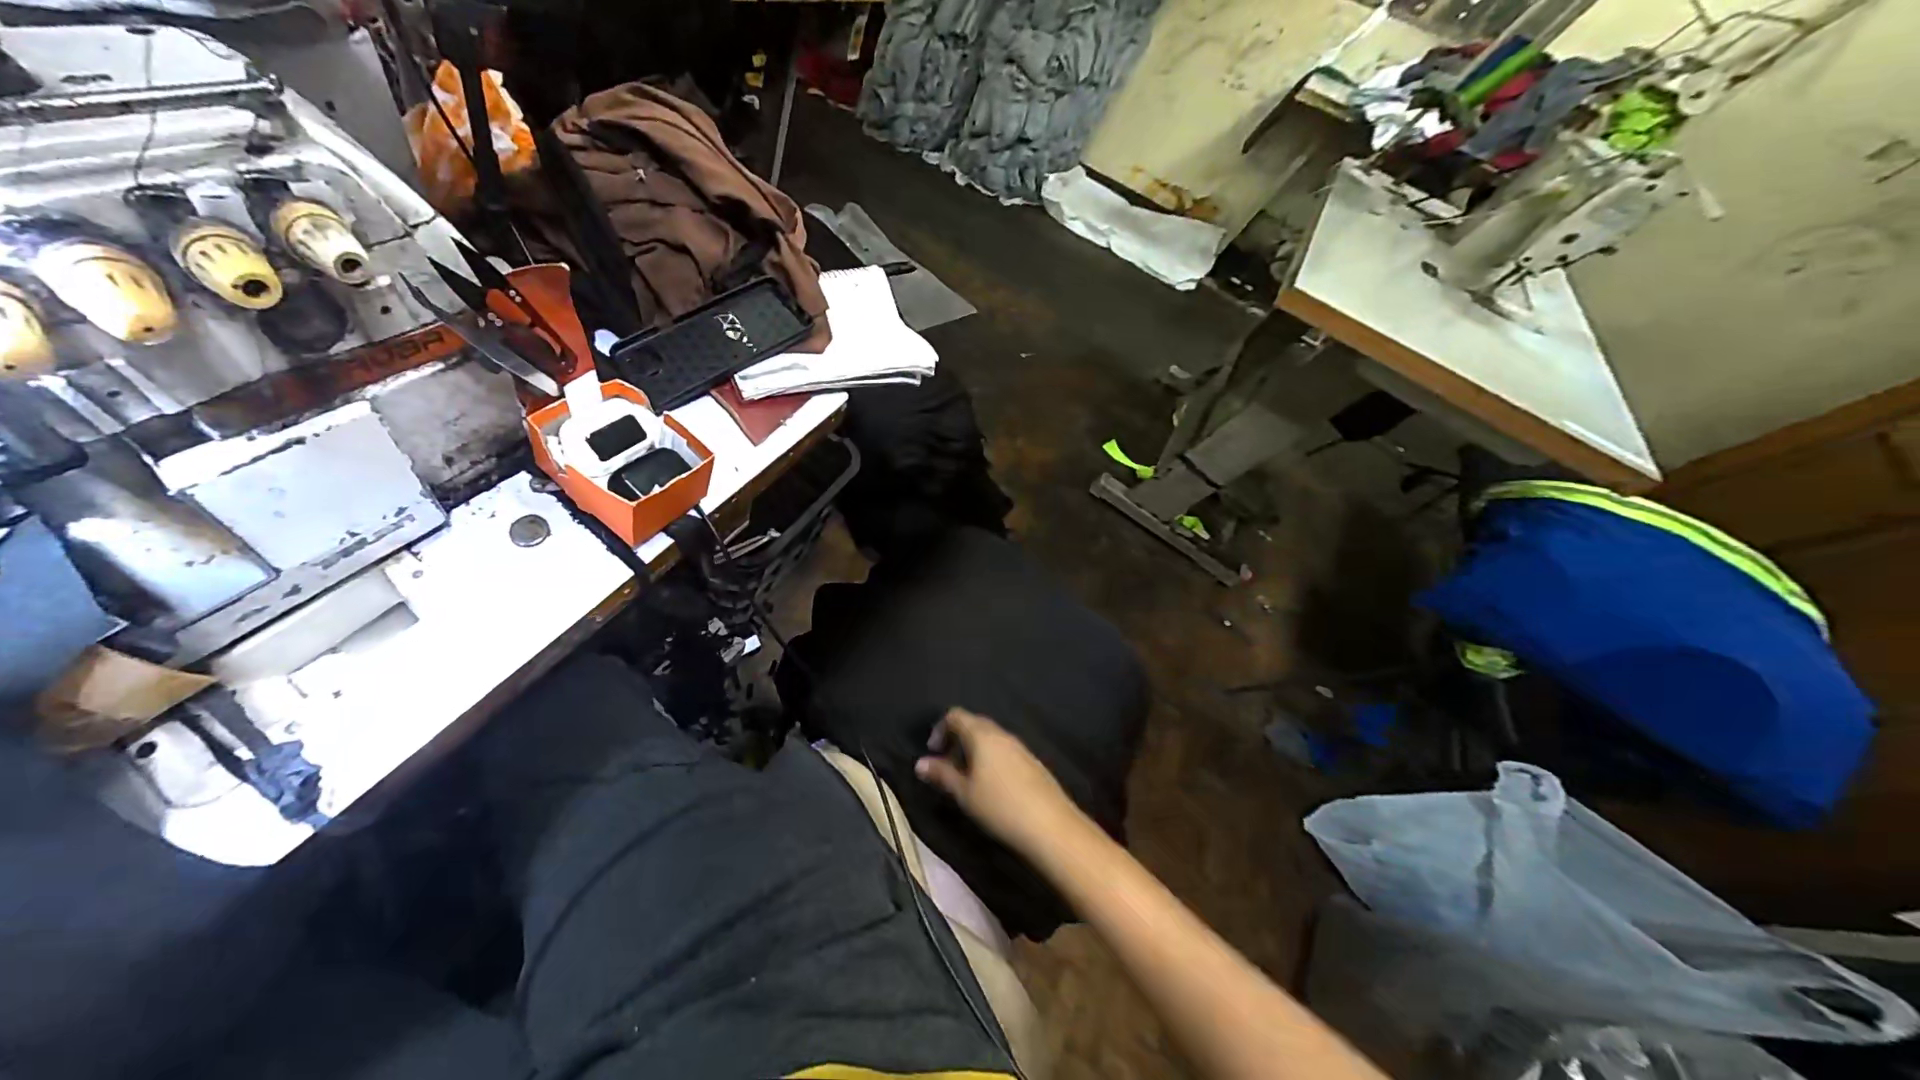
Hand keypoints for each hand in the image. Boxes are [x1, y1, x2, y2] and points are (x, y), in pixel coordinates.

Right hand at [915, 708, 1084, 853]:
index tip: (933, 752)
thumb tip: (920, 762)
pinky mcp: (1032, 762)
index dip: (940, 728)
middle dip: (956, 739)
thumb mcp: (964, 793)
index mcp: (982, 735)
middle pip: (974, 724)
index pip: (956, 715)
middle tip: (947, 765)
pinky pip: (1004, 750)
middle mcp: (1002, 734)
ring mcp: (1020, 747)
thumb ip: (941, 774)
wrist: (1050, 825)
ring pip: (991, 738)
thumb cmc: (999, 806)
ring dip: (974, 750)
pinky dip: (990, 758)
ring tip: (966, 778)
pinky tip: (991, 786)